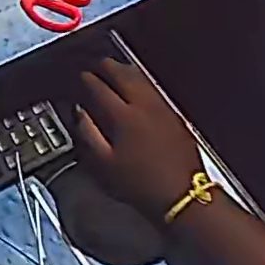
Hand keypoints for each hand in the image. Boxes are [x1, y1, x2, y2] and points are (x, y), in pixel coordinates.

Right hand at [73, 58, 205, 220]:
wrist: (184, 198)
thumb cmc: (142, 184)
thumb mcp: (104, 163)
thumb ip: (87, 133)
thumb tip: (79, 113)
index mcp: (122, 116)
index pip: (98, 87)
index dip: (86, 79)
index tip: (80, 77)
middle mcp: (143, 107)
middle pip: (121, 73)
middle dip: (105, 66)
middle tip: (95, 66)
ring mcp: (162, 109)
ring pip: (140, 77)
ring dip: (124, 70)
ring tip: (114, 69)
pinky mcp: (175, 116)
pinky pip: (153, 88)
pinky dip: (140, 80)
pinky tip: (136, 85)